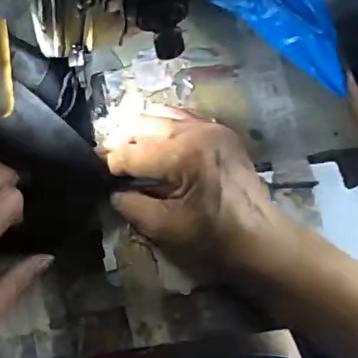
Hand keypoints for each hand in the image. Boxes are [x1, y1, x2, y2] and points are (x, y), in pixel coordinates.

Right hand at [104, 107, 300, 280]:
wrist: (263, 242)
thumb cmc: (214, 241)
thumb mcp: (163, 229)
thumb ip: (130, 205)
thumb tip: (113, 191)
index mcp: (184, 155)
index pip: (129, 152)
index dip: (107, 166)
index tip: (94, 177)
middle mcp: (197, 131)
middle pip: (140, 124)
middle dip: (120, 144)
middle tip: (107, 167)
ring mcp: (212, 127)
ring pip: (159, 115)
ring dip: (139, 133)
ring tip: (128, 155)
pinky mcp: (220, 131)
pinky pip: (181, 117)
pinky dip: (161, 127)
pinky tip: (154, 146)